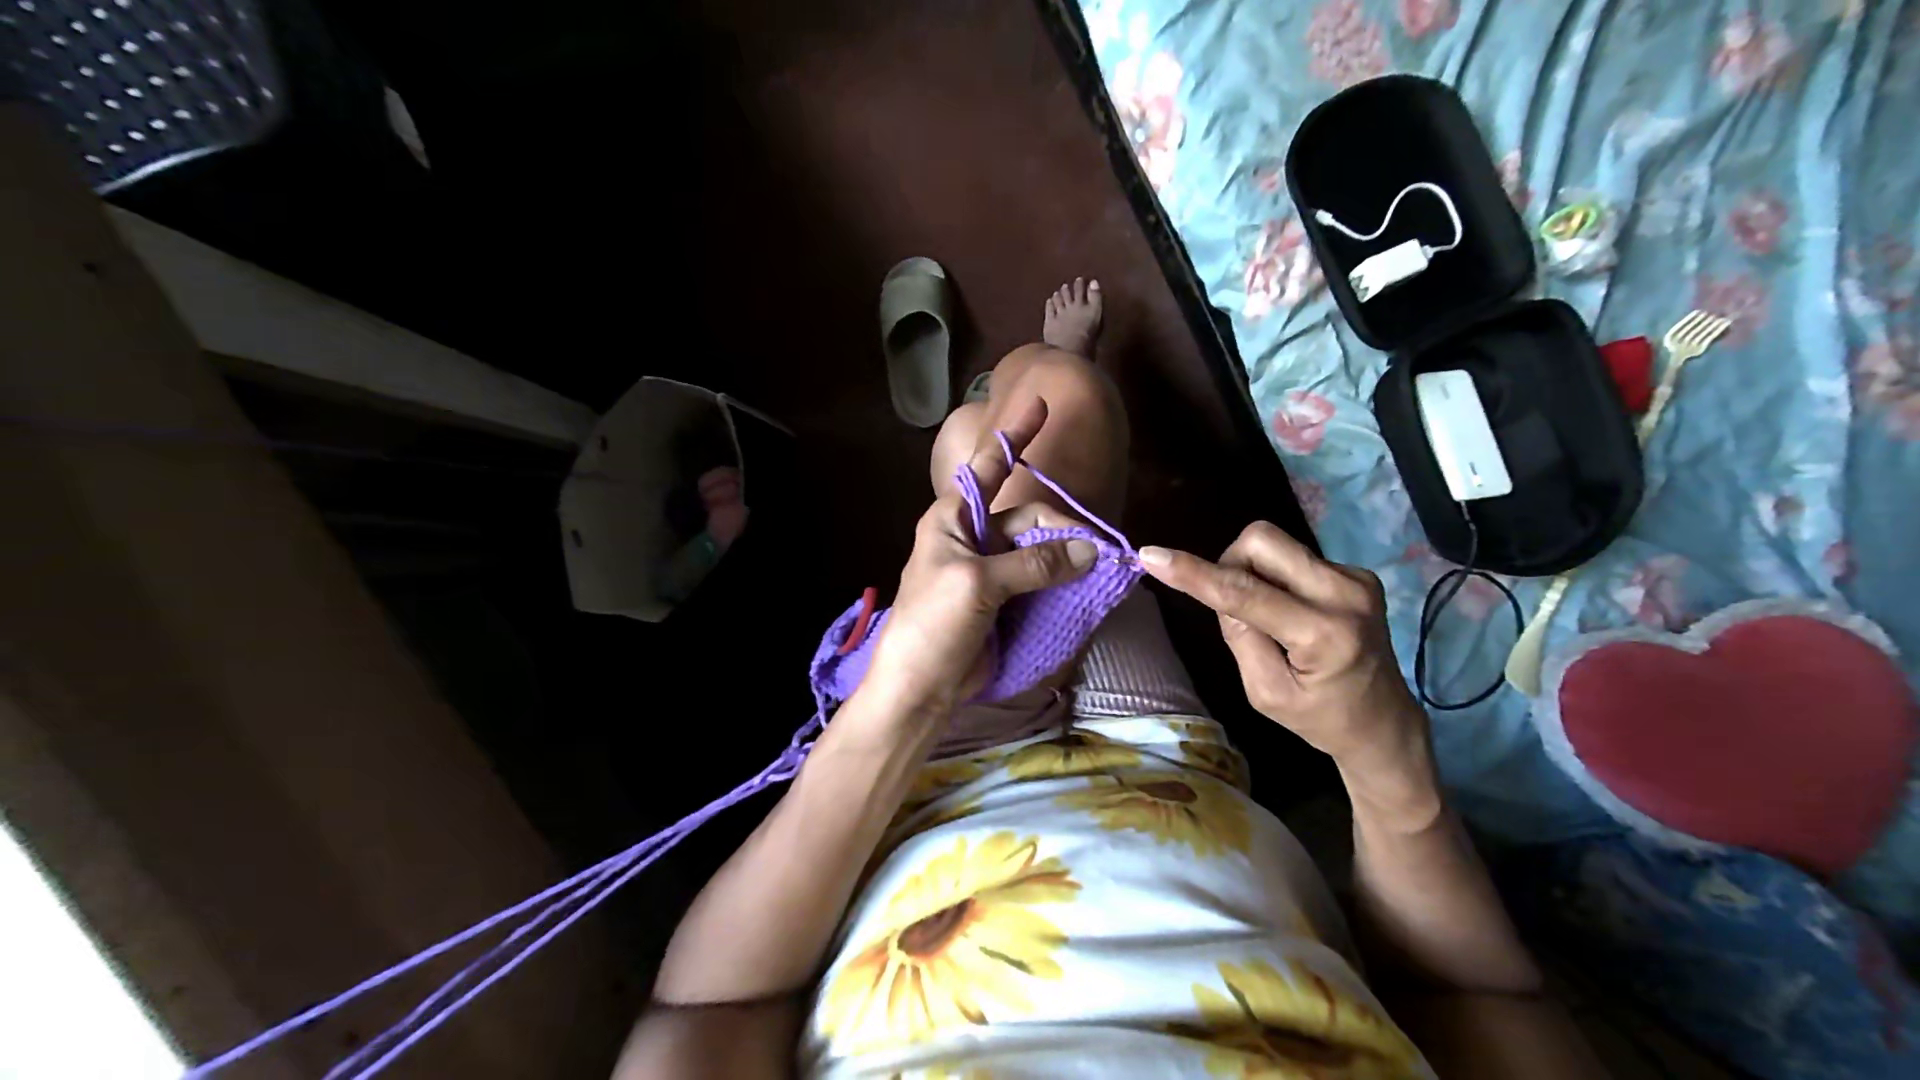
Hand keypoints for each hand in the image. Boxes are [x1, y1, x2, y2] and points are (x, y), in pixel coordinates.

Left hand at [861, 399, 1095, 719]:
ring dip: (1066, 554)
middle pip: (1026, 515)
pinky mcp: (1003, 599)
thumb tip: (1089, 552)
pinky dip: (1061, 579)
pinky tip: (1084, 585)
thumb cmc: (934, 623)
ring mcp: (989, 569)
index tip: (1040, 405)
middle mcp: (972, 536)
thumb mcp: (979, 584)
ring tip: (1097, 567)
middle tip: (1093, 552)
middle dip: (1059, 526)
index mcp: (953, 519)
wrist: (921, 686)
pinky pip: (1039, 578)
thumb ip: (1033, 564)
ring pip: (1038, 548)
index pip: (986, 467)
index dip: (1015, 437)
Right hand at [1139, 523, 1430, 780]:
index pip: (1243, 591)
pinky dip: (1275, 578)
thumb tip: (1218, 590)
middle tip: (1230, 604)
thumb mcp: (1266, 692)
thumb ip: (1240, 638)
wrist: (1384, 722)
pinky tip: (1290, 612)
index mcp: (1323, 634)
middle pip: (1262, 541)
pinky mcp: (1356, 574)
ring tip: (1266, 616)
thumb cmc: (1320, 718)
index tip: (1152, 555)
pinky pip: (1293, 556)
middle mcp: (1345, 594)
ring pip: (1276, 543)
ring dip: (1253, 572)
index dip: (1194, 573)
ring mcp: (1355, 578)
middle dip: (1230, 562)